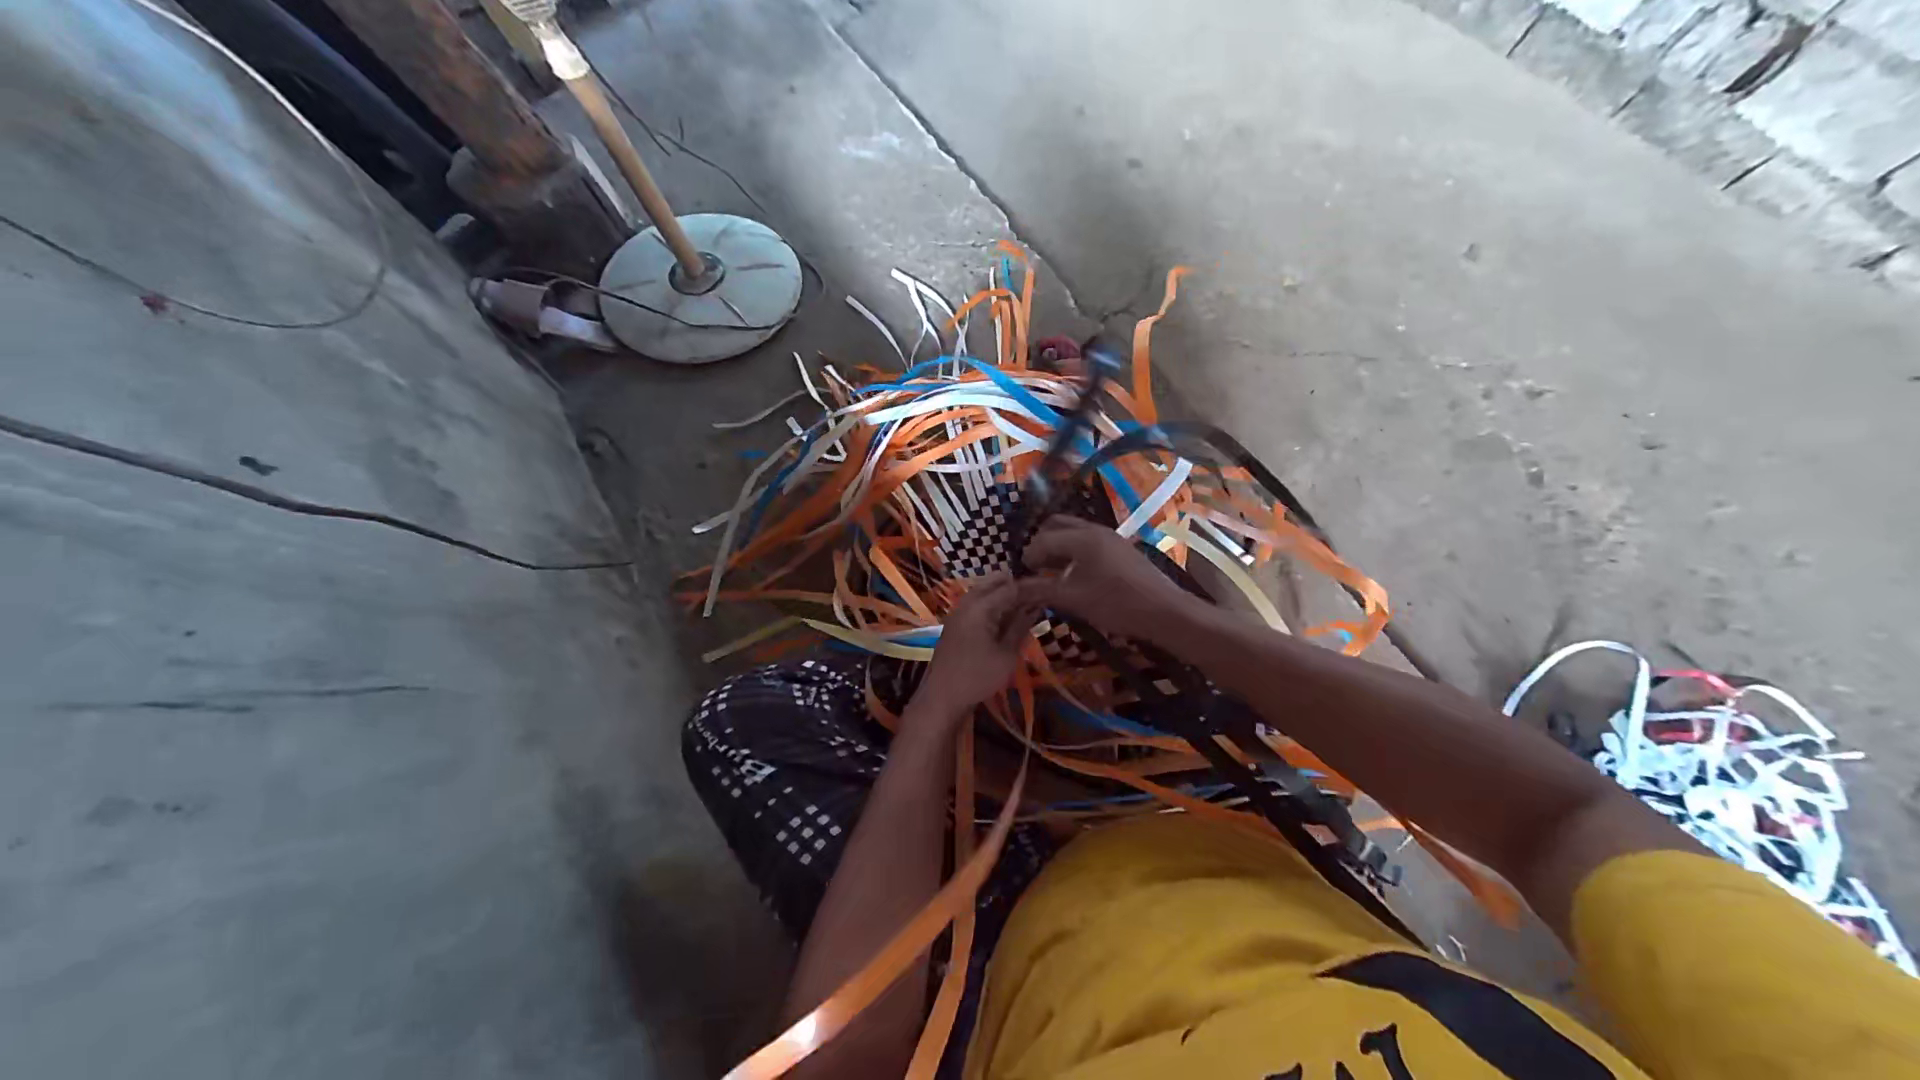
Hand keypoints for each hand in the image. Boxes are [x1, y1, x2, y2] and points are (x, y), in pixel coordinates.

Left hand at [916, 573, 1041, 717]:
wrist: (942, 697)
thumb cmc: (978, 677)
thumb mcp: (1006, 654)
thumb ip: (1020, 626)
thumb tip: (1036, 606)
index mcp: (980, 607)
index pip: (1011, 588)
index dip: (1033, 586)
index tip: (1052, 587)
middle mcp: (967, 602)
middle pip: (996, 583)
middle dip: (1018, 586)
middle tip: (1040, 593)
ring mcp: (959, 612)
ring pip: (986, 592)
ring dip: (1006, 595)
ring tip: (1029, 603)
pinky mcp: (956, 623)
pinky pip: (978, 604)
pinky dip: (994, 605)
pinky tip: (1009, 615)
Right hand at [1017, 516, 1208, 643]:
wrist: (1164, 612)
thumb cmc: (1116, 603)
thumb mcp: (1073, 599)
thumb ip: (1039, 590)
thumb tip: (1012, 589)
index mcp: (1081, 537)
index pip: (1042, 539)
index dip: (1027, 557)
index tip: (1021, 577)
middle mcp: (1094, 530)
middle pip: (1056, 526)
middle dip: (1041, 544)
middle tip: (1034, 569)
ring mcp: (1110, 538)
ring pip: (1073, 533)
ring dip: (1058, 548)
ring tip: (1051, 574)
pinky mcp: (1120, 550)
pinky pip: (1088, 543)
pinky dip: (1074, 553)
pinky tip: (1074, 577)